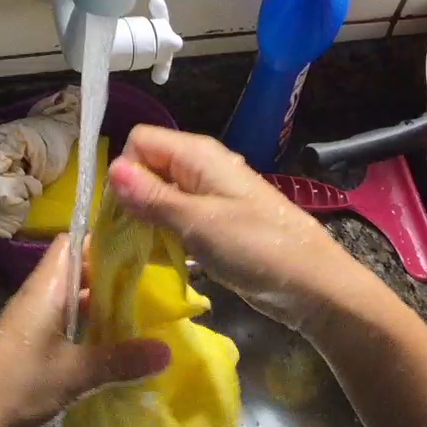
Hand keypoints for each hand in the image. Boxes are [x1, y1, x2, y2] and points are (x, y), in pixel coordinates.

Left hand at [0, 234, 172, 426]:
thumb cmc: (22, 382)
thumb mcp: (76, 373)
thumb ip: (120, 360)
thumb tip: (167, 351)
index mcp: (47, 287)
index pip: (72, 243)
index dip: (100, 239)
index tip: (134, 246)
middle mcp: (38, 293)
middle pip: (74, 268)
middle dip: (107, 272)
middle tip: (145, 282)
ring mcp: (32, 316)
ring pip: (69, 294)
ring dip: (97, 300)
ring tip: (135, 310)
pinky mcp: (30, 337)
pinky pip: (62, 315)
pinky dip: (85, 320)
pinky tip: (107, 339)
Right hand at [108, 126, 388, 330]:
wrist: (316, 286)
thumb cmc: (257, 248)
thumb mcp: (198, 224)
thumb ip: (152, 197)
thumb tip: (111, 169)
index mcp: (197, 154)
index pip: (139, 141)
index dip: (125, 170)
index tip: (123, 211)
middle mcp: (200, 165)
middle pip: (148, 165)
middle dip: (132, 196)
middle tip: (128, 237)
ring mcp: (209, 193)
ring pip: (160, 192)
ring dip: (147, 218)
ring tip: (143, 251)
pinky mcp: (216, 219)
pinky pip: (177, 214)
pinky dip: (166, 231)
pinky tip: (165, 257)